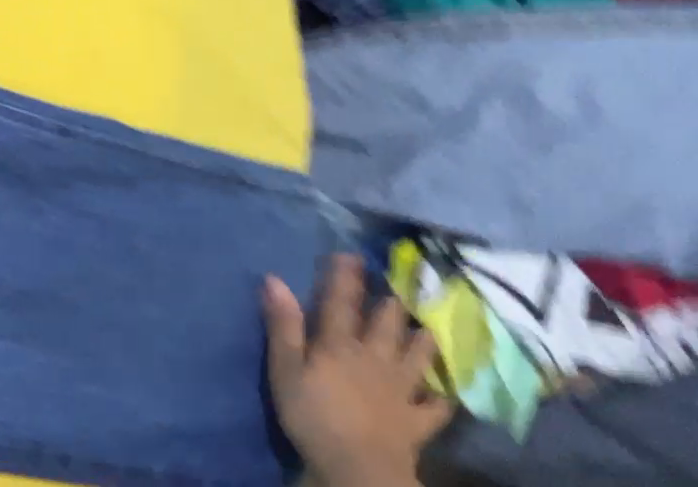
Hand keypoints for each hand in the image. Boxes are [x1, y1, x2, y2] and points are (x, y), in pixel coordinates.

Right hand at [264, 255, 450, 486]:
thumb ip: (283, 324)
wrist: (357, 466)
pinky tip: (446, 393)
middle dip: (390, 303)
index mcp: (339, 345)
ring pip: (415, 359)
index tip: (351, 254)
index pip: (341, 304)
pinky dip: (441, 398)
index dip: (345, 278)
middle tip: (399, 283)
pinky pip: (435, 408)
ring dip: (422, 342)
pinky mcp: (416, 422)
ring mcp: (399, 392)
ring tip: (427, 327)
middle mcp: (374, 360)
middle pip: (384, 326)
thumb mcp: (285, 367)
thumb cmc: (311, 413)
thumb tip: (274, 278)